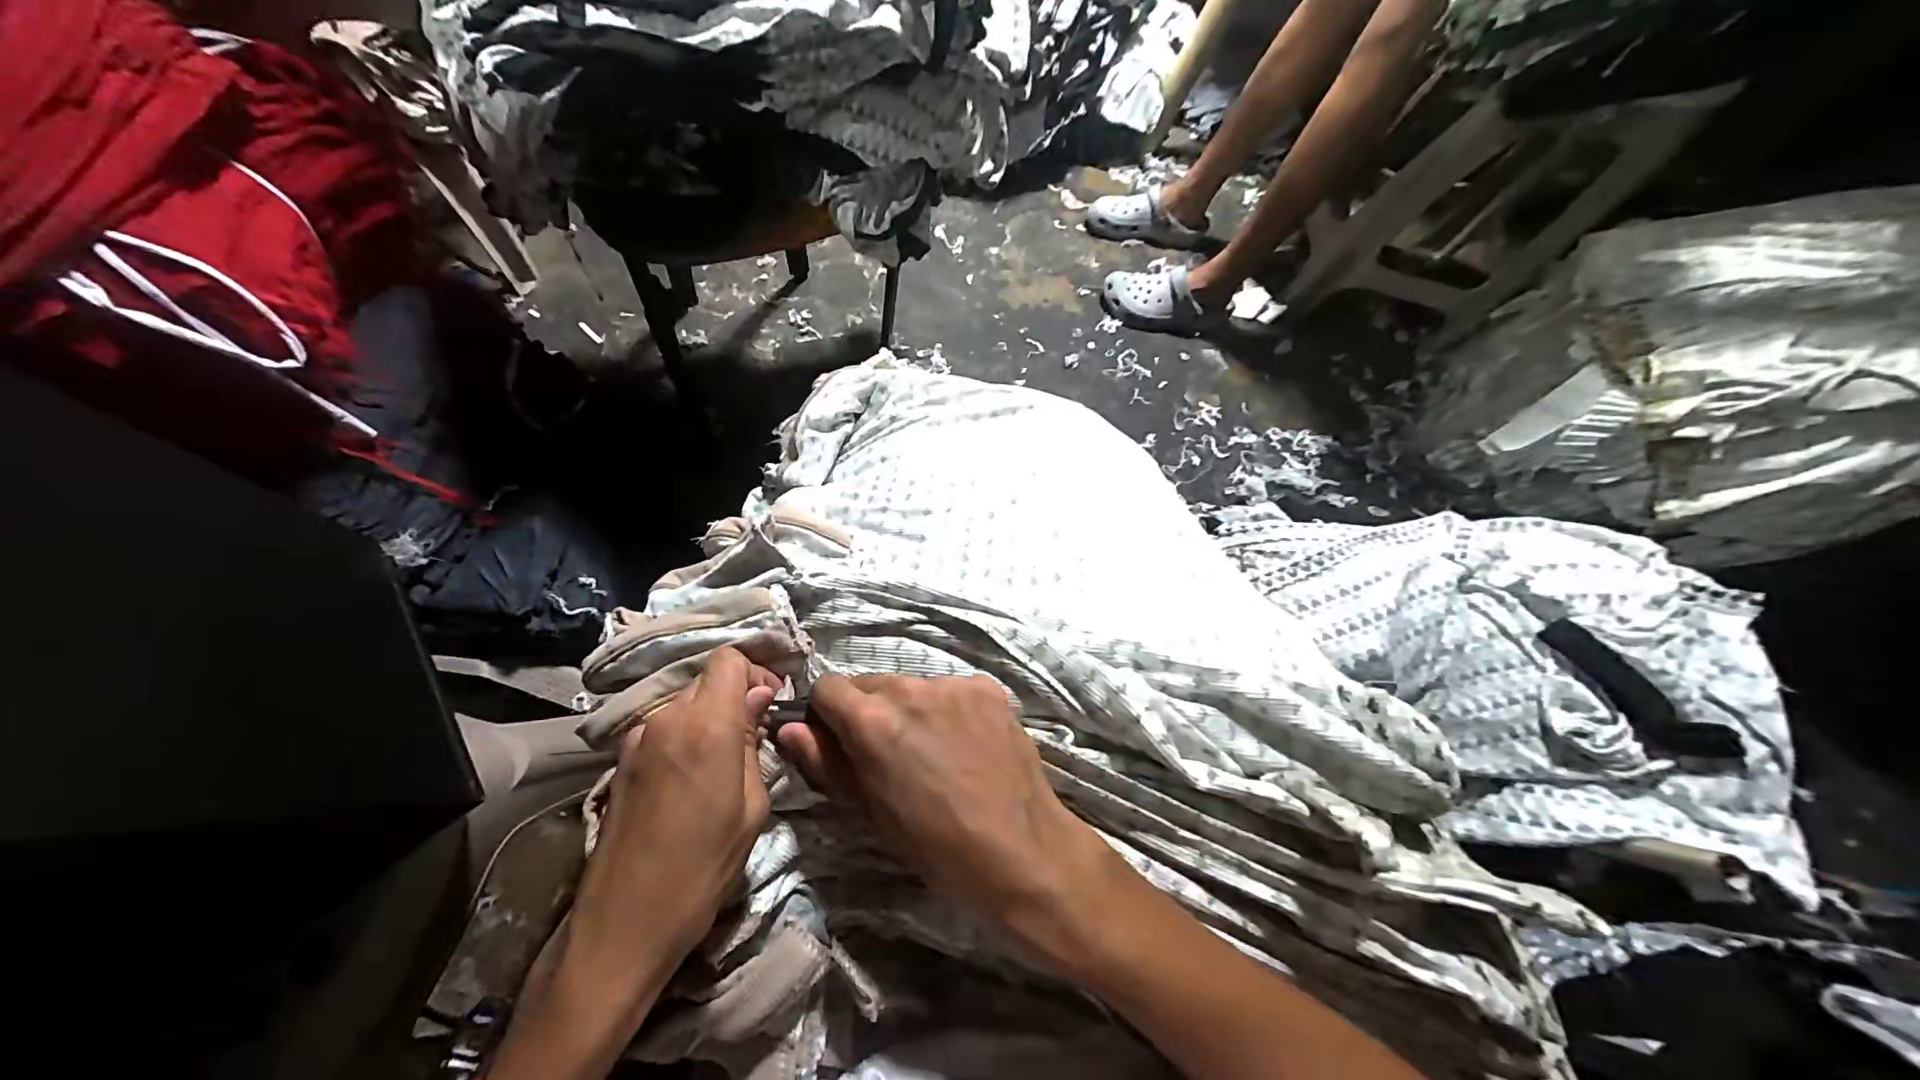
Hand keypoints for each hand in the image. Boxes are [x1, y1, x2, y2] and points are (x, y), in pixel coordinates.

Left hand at [490, 648, 780, 1079]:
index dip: (756, 672)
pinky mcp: (620, 759)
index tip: (772, 702)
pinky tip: (695, 773)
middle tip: (756, 731)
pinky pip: (663, 726)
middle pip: (705, 677)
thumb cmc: (701, 870)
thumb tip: (758, 699)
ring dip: (710, 714)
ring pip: (683, 700)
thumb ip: (753, 742)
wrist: (622, 924)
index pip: (728, 660)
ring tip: (727, 757)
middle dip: (735, 693)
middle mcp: (664, 719)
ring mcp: (635, 738)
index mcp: (704, 725)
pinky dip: (686, 733)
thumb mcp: (750, 808)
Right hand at [775, 674, 1109, 943]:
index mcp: (873, 720)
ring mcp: (955, 684)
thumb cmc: (936, 845)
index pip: (828, 688)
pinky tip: (965, 744)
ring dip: (911, 709)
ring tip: (934, 752)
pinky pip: (951, 690)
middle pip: (871, 685)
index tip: (840, 743)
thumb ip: (826, 762)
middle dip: (870, 712)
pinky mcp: (988, 688)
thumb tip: (789, 729)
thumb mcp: (870, 810)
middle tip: (891, 756)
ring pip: (913, 686)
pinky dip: (948, 710)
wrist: (1021, 850)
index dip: (827, 715)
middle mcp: (911, 688)